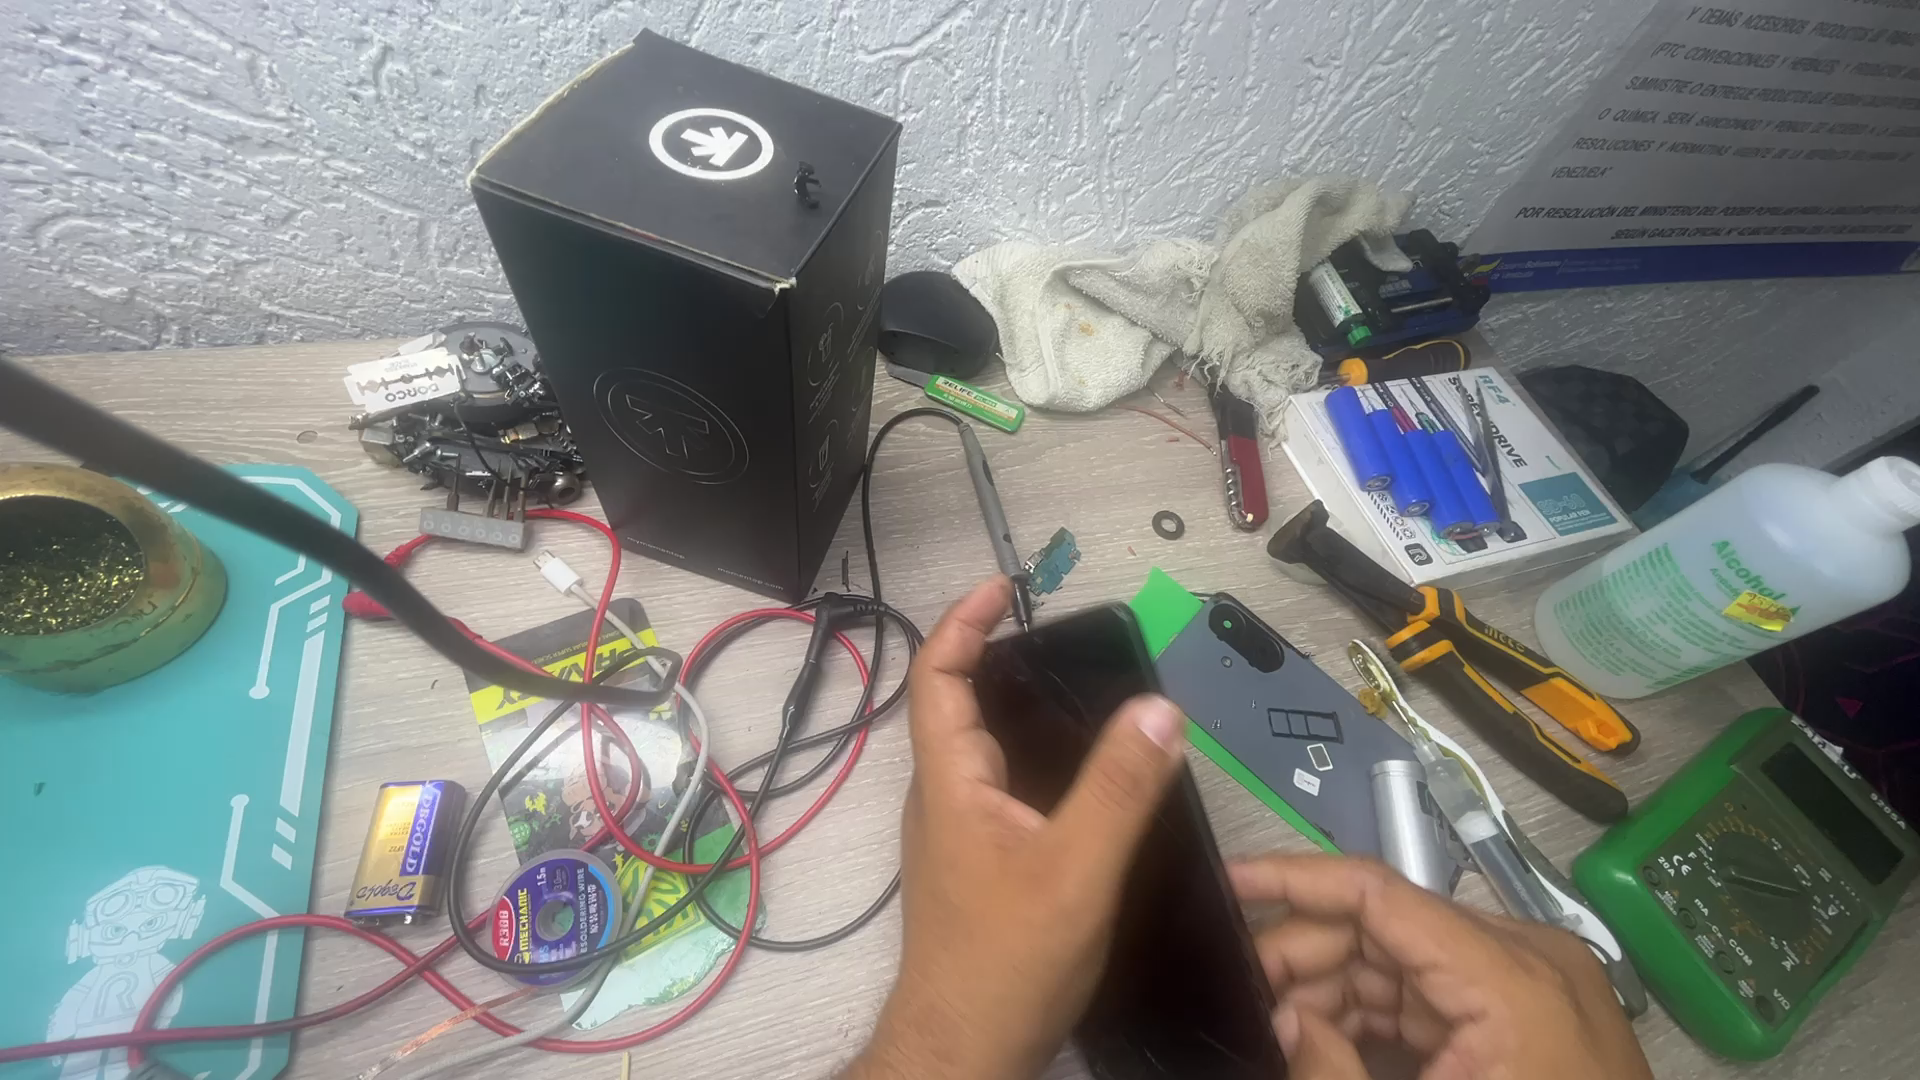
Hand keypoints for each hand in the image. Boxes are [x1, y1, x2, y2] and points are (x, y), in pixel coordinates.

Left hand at [843, 577, 1187, 1079]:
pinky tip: (1065, 762)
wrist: (964, 1046)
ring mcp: (953, 823)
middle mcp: (942, 791)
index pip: (937, 675)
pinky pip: (991, 774)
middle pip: (951, 699)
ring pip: (972, 738)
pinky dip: (1019, 743)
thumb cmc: (1006, 958)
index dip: (962, 622)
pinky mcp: (972, 851)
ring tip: (1059, 678)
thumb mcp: (1075, 868)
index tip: (1001, 589)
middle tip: (1037, 626)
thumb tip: (1159, 709)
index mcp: (950, 777)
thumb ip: (1119, 789)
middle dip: (985, 649)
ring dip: (1003, 695)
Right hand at [1231, 854, 1651, 1079]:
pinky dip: (1369, 1008)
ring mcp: (1524, 981)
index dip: (1290, 877)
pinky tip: (1325, 1032)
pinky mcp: (1518, 1008)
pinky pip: (1421, 986)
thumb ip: (1337, 1073)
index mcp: (1511, 976)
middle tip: (1246, 989)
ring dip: (1329, 985)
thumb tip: (1283, 1018)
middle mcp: (1521, 955)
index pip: (1375, 891)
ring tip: (1278, 1019)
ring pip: (1392, 954)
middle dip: (1302, 954)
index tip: (1227, 881)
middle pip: (1376, 924)